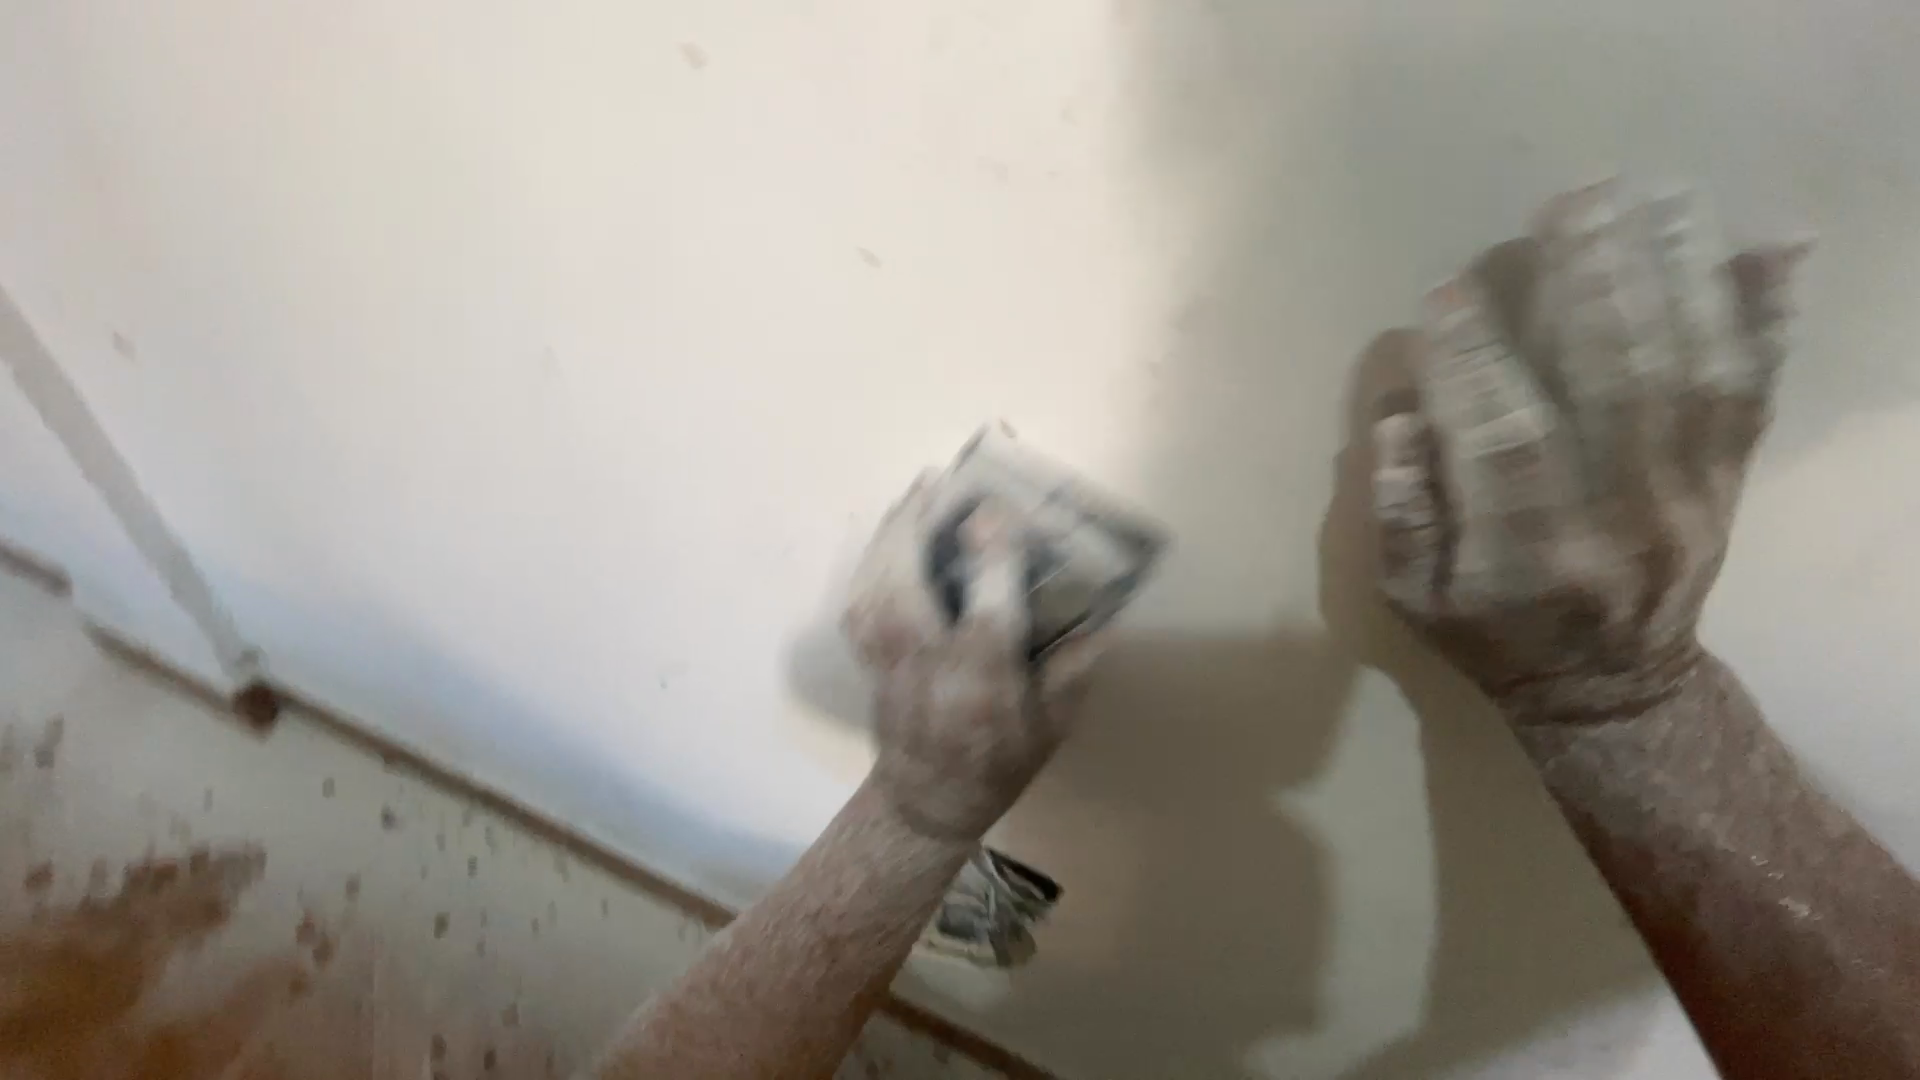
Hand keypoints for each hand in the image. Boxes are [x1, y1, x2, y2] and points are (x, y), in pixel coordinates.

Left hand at [842, 476, 1101, 839]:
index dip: (991, 552)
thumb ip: (1074, 671)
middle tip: (937, 481)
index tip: (994, 509)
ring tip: (916, 494)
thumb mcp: (1053, 727)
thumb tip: (1100, 616)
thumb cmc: (999, 762)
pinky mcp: (868, 658)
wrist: (928, 801)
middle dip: (917, 524)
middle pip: (907, 582)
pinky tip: (889, 535)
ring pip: (875, 583)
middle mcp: (927, 662)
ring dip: (892, 532)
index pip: (986, 604)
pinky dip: (872, 558)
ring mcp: (888, 659)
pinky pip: (859, 596)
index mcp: (980, 678)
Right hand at [1373, 180, 1810, 720]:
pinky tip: (1776, 245)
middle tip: (1570, 205)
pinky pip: (1756, 394)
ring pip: (1691, 374)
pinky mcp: (1731, 482)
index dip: (1475, 362)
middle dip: (1593, 287)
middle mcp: (1619, 515)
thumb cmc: (1489, 636)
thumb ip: (1399, 515)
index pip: (1503, 439)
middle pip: (1615, 386)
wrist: (1609, 689)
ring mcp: (1689, 495)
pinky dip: (1770, 318)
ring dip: (1676, 278)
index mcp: (1523, 550)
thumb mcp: (1409, 598)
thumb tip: (1403, 422)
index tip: (1447, 295)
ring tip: (1652, 197)